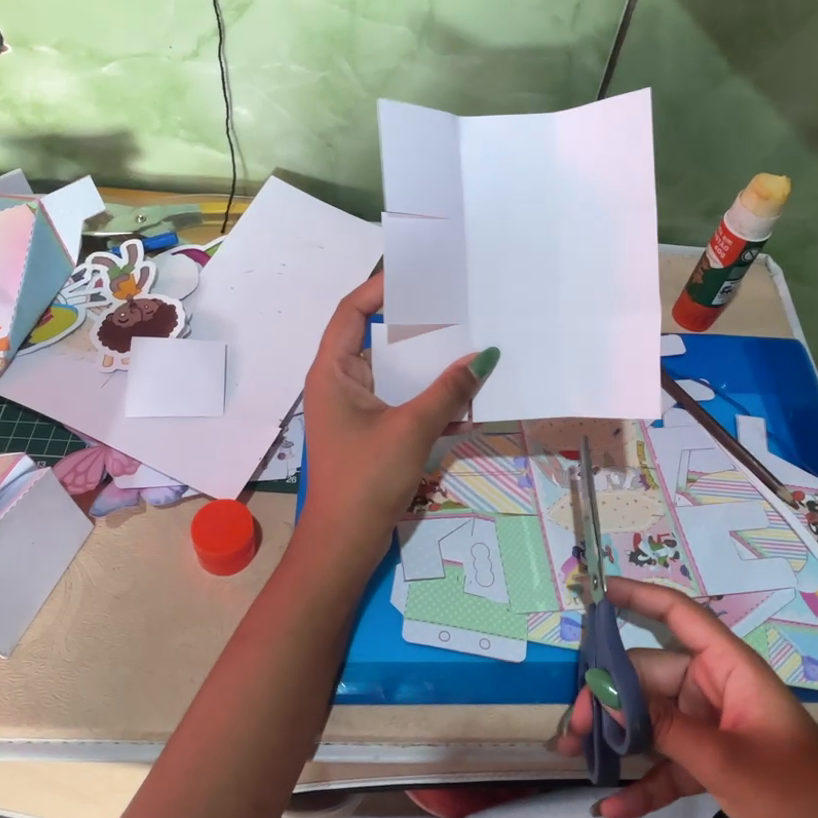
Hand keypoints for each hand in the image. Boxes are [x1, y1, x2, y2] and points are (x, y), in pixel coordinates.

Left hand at [296, 274, 497, 574]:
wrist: (343, 544)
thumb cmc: (365, 479)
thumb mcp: (411, 429)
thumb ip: (449, 391)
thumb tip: (484, 355)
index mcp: (332, 371)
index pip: (352, 311)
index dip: (381, 287)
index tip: (421, 273)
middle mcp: (338, 382)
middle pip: (375, 336)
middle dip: (414, 322)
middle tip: (454, 304)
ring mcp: (354, 408)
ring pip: (392, 370)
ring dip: (425, 361)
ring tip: (465, 341)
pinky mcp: (369, 431)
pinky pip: (400, 397)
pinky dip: (426, 392)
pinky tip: (460, 393)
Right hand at [557, 578, 817, 817]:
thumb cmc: (798, 796)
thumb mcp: (726, 760)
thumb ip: (663, 727)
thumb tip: (607, 695)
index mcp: (730, 670)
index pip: (679, 616)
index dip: (639, 598)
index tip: (595, 592)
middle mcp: (717, 692)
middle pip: (650, 677)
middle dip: (610, 699)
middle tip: (570, 727)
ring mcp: (713, 732)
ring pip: (652, 722)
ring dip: (617, 741)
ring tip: (574, 758)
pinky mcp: (712, 769)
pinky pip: (666, 766)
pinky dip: (641, 784)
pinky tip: (612, 806)